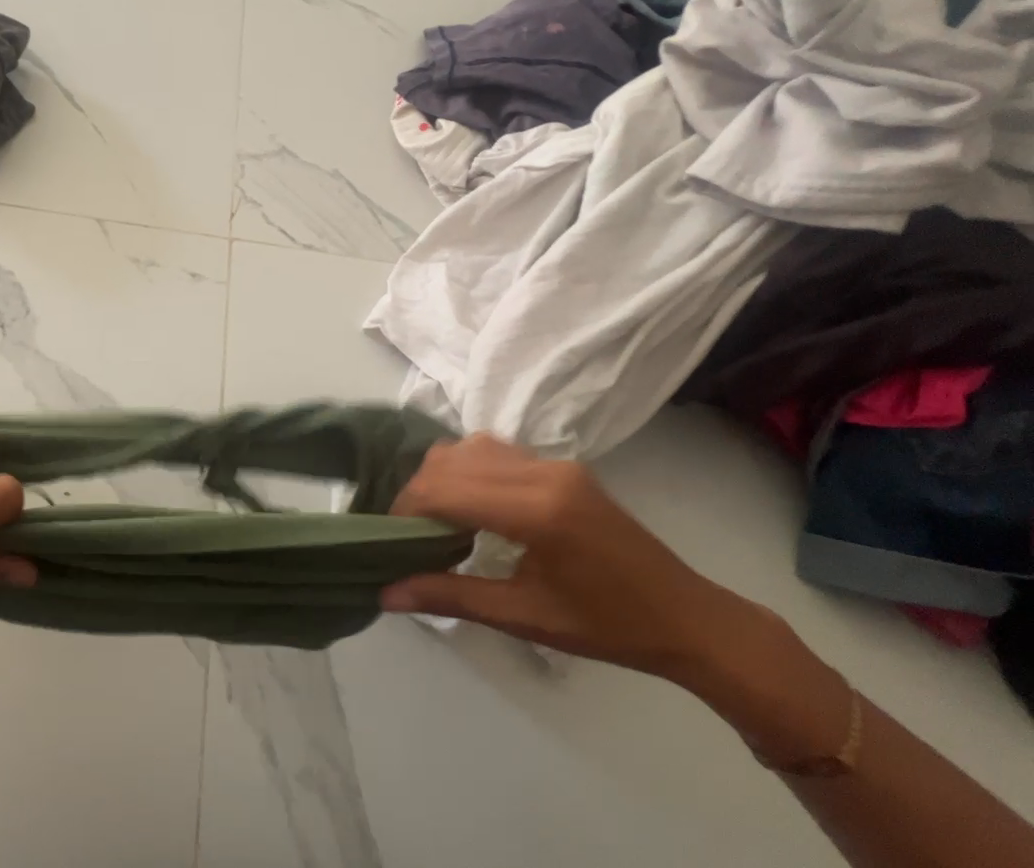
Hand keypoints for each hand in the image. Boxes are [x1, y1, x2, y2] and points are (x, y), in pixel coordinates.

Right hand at [378, 434, 763, 681]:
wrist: (689, 617)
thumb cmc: (608, 626)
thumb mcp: (522, 616)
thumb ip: (449, 596)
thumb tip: (384, 592)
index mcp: (537, 511)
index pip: (443, 490)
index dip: (403, 510)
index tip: (386, 538)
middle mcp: (543, 474)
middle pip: (449, 462)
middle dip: (415, 493)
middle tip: (403, 533)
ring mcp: (556, 465)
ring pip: (470, 448)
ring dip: (439, 476)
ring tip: (432, 519)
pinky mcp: (563, 467)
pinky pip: (495, 451)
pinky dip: (466, 469)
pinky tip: (467, 504)